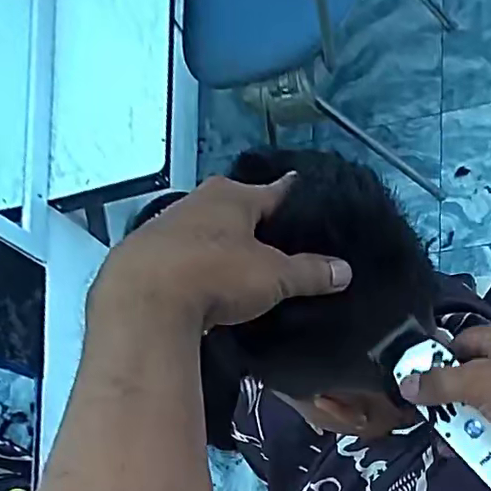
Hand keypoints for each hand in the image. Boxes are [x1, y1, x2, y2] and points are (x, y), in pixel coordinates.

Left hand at [87, 174, 351, 331]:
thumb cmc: (216, 273)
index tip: (317, 208)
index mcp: (232, 195)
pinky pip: (194, 259)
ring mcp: (172, 227)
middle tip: (291, 249)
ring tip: (258, 273)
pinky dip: (210, 270)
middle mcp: (200, 202)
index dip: (299, 200)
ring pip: (215, 234)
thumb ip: (310, 272)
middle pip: (243, 211)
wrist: (146, 301)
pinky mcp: (154, 257)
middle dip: (264, 228)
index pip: (278, 190)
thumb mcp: (275, 275)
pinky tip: (222, 288)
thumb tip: (344, 270)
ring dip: (233, 250)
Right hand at [397, 320, 490, 466]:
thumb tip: (406, 384)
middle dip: (445, 398)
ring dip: (458, 423)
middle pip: (466, 378)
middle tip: (420, 415)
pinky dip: (476, 439)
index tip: (411, 381)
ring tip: (437, 438)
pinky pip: (490, 428)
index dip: (436, 360)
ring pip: (476, 407)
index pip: (459, 343)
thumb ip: (440, 383)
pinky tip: (457, 451)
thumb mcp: (479, 382)